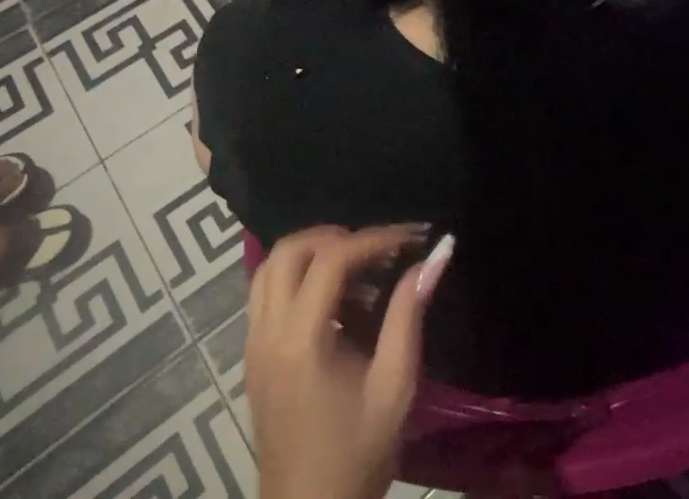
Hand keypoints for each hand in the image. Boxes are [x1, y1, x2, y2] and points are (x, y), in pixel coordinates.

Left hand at [245, 225, 452, 498]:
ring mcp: (253, 342)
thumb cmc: (359, 451)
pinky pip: (266, 291)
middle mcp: (267, 332)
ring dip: (312, 252)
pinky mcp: (252, 353)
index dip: (374, 239)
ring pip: (270, 267)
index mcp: (301, 341)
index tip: (412, 238)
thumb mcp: (395, 385)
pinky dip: (297, 276)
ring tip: (358, 268)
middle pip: (289, 250)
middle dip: (336, 237)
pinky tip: (335, 298)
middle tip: (380, 249)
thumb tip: (436, 256)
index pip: (331, 260)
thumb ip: (409, 315)